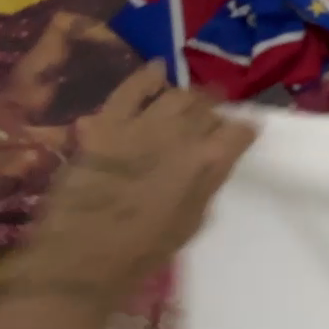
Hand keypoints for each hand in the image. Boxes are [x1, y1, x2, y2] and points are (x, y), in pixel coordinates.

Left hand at [5, 62, 256, 312]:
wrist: (82, 258)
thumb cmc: (147, 247)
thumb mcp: (195, 217)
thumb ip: (210, 180)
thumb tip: (217, 158)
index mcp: (209, 162)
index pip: (239, 130)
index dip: (245, 131)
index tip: (246, 134)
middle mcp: (180, 136)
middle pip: (208, 109)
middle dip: (216, 112)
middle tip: (214, 121)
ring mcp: (140, 127)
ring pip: (176, 95)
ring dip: (189, 97)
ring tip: (190, 104)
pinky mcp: (105, 125)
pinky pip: (130, 90)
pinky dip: (146, 76)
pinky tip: (158, 70)